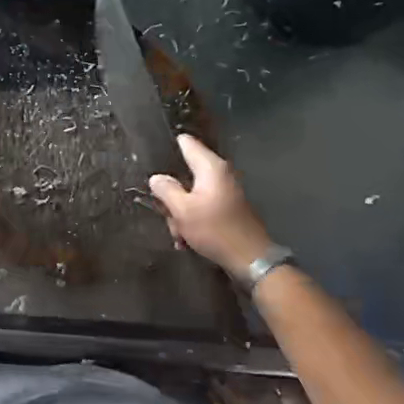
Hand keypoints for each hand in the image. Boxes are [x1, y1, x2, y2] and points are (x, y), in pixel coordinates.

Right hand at [148, 134, 273, 277]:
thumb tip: (157, 177)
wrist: (252, 260)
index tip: (152, 156)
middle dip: (171, 191)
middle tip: (164, 210)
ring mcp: (226, 191)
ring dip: (180, 211)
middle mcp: (221, 174)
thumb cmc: (215, 230)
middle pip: (185, 172)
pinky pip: (202, 206)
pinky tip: (187, 239)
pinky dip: (192, 220)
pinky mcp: (228, 208)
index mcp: (211, 168)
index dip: (169, 146)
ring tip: (178, 232)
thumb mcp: (182, 210)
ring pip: (191, 193)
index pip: (187, 143)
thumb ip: (166, 189)